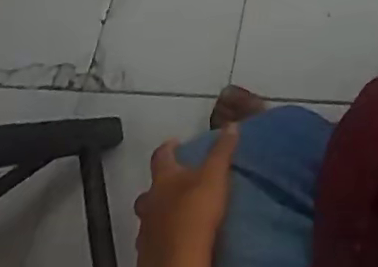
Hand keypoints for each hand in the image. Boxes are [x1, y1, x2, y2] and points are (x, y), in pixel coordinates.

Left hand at [135, 123, 238, 266]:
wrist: (179, 258)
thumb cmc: (195, 210)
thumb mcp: (214, 176)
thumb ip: (222, 151)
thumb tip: (231, 125)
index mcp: (163, 179)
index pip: (161, 156)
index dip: (167, 148)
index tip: (174, 142)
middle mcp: (149, 202)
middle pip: (148, 190)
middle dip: (158, 187)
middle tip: (173, 186)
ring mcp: (145, 230)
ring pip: (148, 218)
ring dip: (158, 215)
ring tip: (174, 217)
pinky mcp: (147, 254)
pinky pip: (152, 242)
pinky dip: (160, 239)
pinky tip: (172, 242)